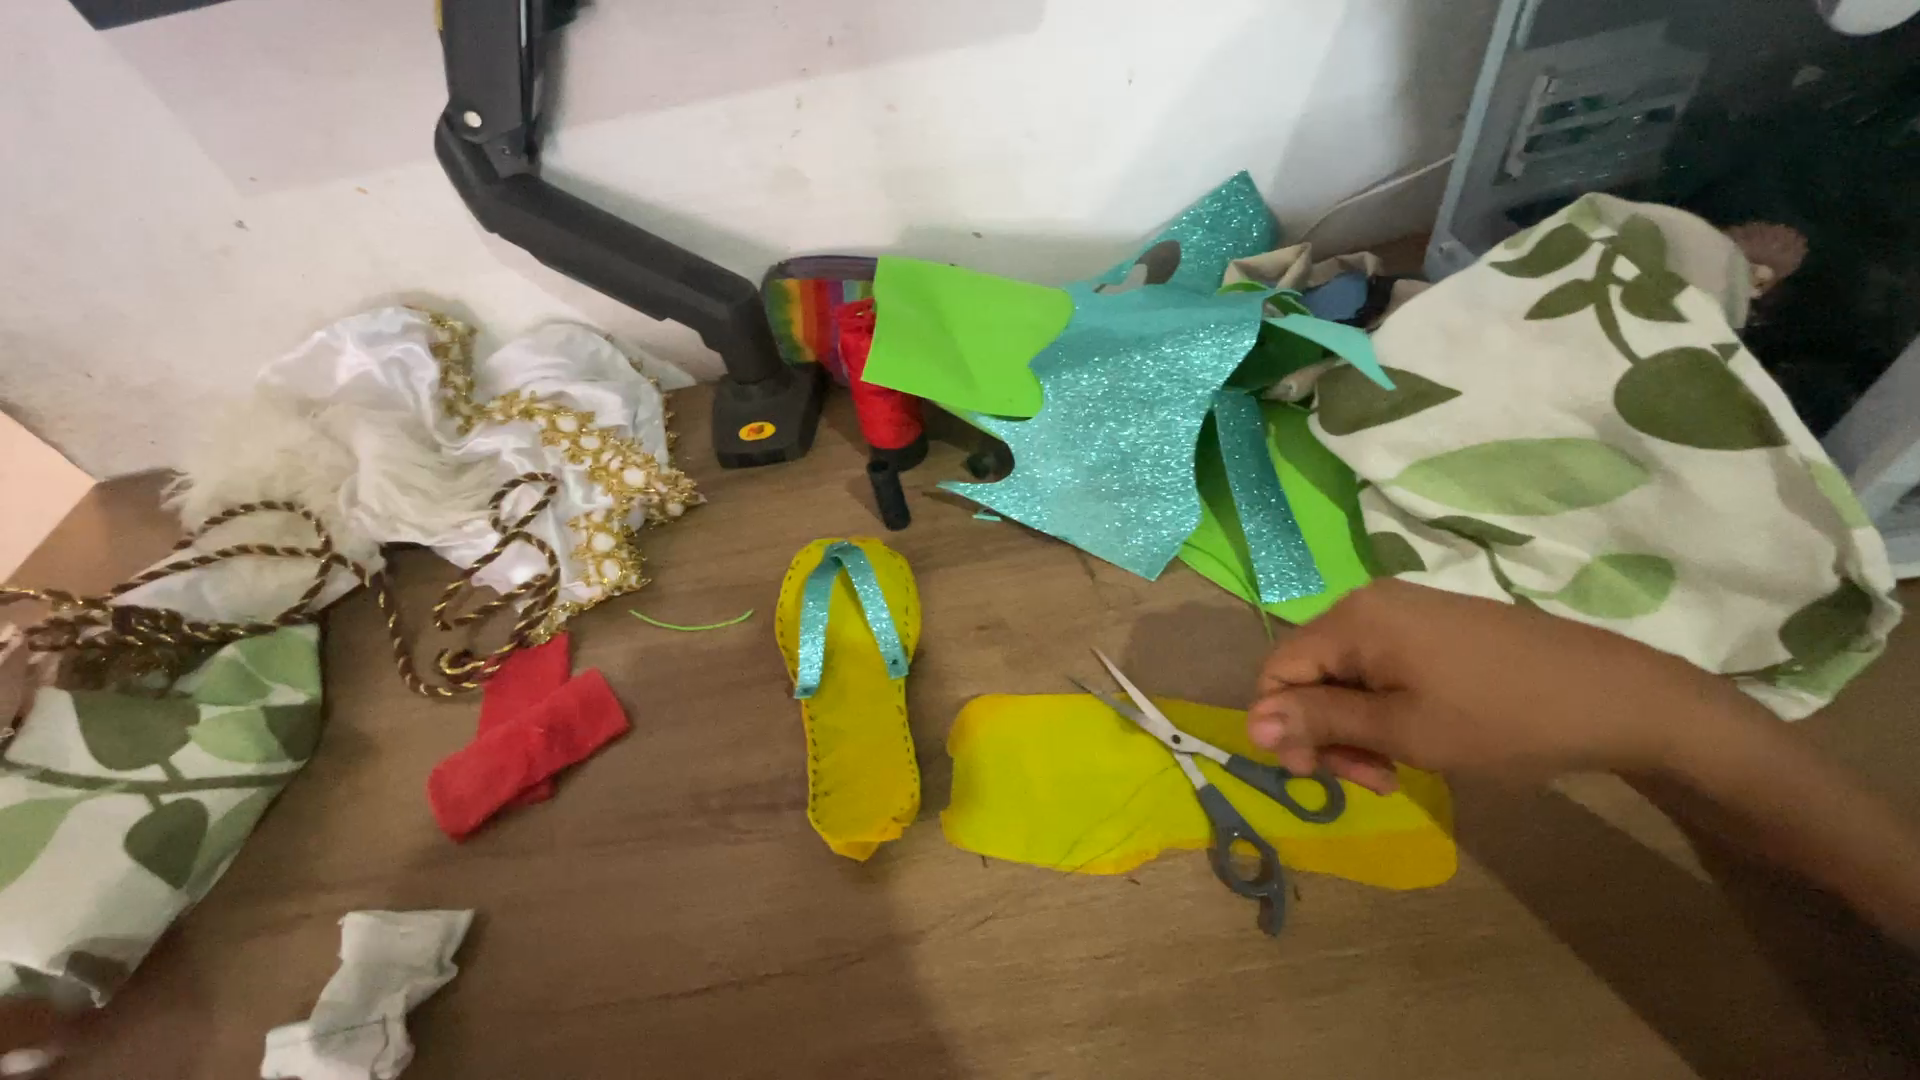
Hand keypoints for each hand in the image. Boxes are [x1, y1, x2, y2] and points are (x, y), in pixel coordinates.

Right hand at [1247, 579, 1767, 786]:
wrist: (1622, 698)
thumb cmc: (1502, 718)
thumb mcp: (1402, 730)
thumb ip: (1320, 722)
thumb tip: (1250, 724)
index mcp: (1352, 619)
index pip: (1277, 670)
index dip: (1284, 725)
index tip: (1321, 775)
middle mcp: (1368, 602)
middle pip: (1310, 671)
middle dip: (1326, 728)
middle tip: (1371, 778)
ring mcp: (1405, 609)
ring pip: (1345, 672)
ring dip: (1356, 723)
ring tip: (1398, 765)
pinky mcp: (1434, 623)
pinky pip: (1380, 663)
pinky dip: (1385, 704)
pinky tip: (1420, 733)